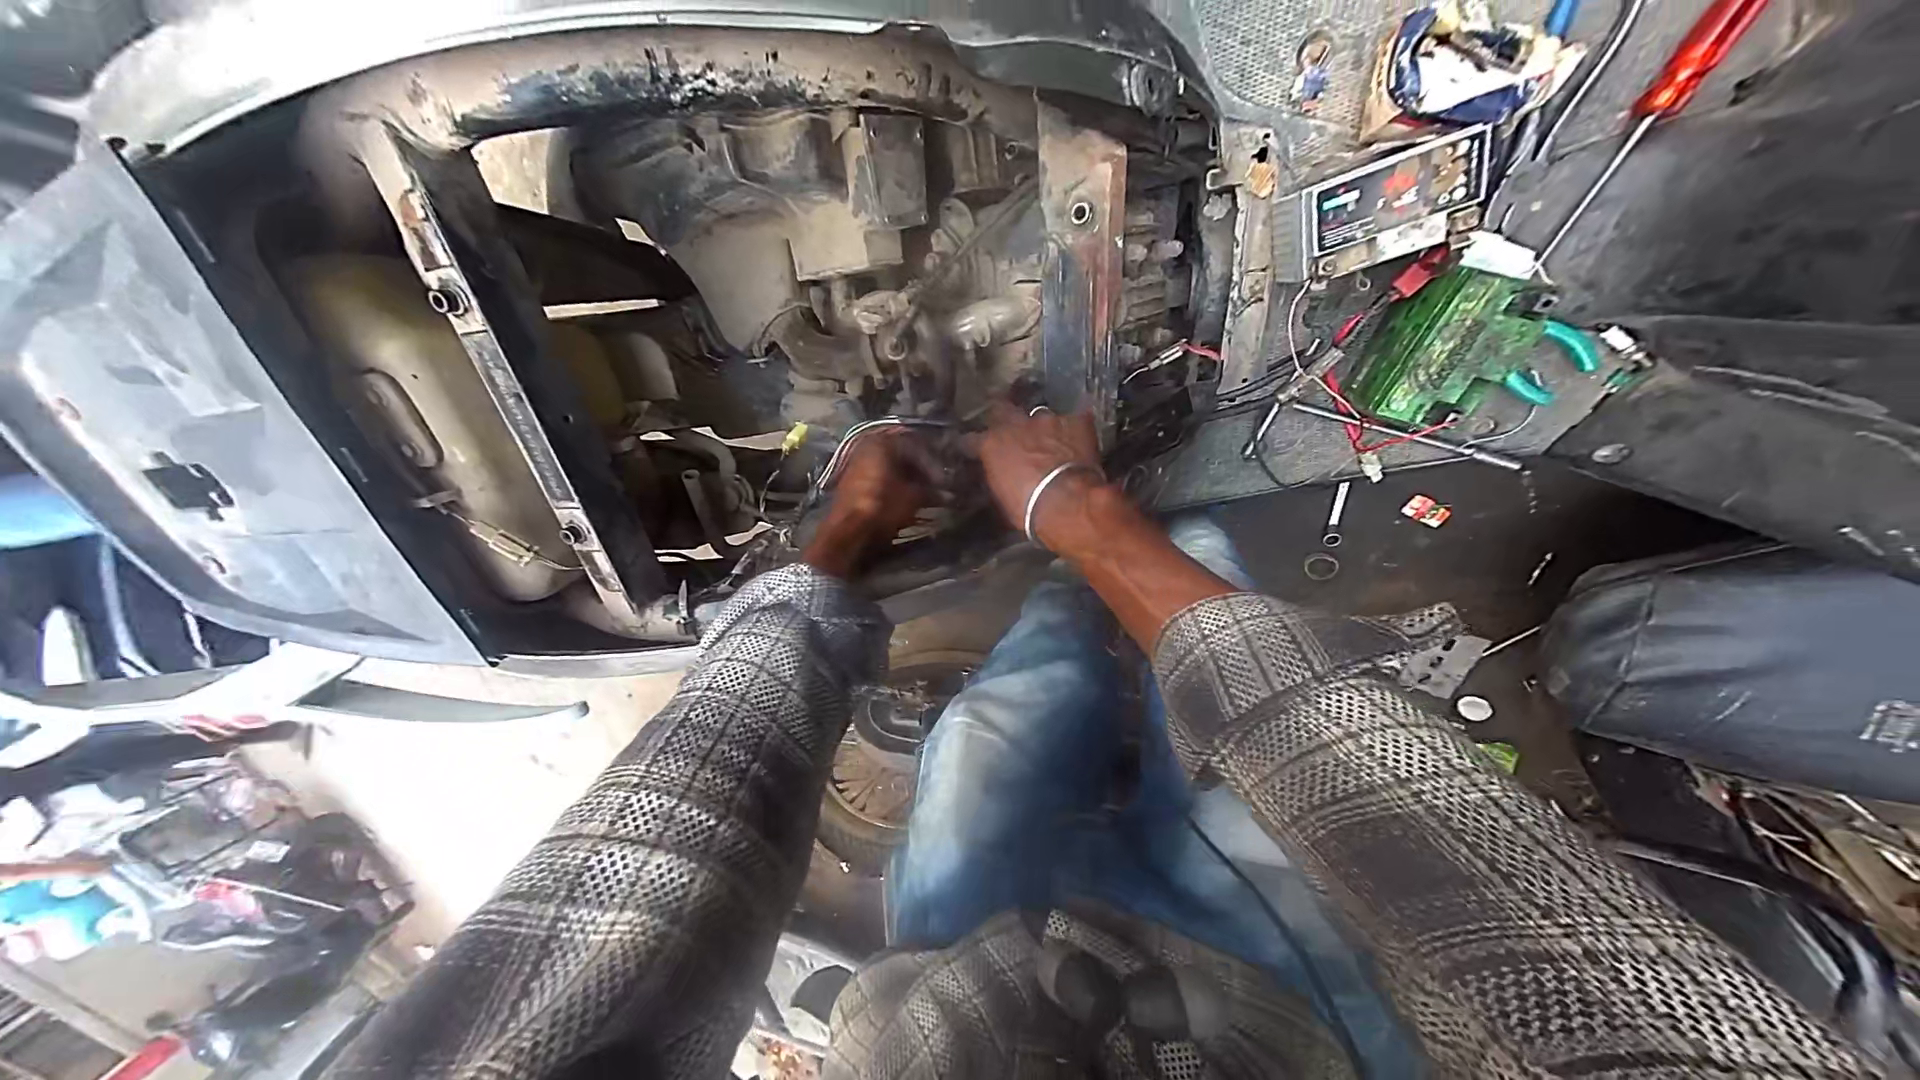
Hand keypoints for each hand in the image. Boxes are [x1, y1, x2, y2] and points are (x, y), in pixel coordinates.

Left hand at [802, 427, 936, 577]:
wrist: (849, 532)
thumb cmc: (883, 506)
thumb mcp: (914, 496)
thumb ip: (932, 490)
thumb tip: (946, 494)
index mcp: (881, 443)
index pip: (916, 446)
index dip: (933, 464)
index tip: (945, 481)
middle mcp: (867, 448)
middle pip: (902, 457)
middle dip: (922, 472)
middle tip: (938, 488)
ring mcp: (858, 466)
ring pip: (892, 469)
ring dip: (911, 482)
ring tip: (927, 497)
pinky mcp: (854, 485)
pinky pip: (881, 481)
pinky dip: (896, 489)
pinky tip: (909, 501)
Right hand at [973, 403, 1105, 552]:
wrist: (1068, 504)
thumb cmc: (1028, 509)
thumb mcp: (1001, 498)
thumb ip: (996, 477)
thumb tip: (998, 476)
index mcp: (991, 445)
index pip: (971, 439)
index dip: (973, 444)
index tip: (973, 450)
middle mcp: (1015, 425)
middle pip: (1002, 410)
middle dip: (1004, 417)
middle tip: (1011, 431)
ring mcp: (1047, 420)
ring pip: (1040, 416)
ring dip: (1042, 428)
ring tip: (1050, 442)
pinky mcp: (1076, 422)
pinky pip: (1073, 421)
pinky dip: (1073, 431)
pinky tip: (1077, 442)